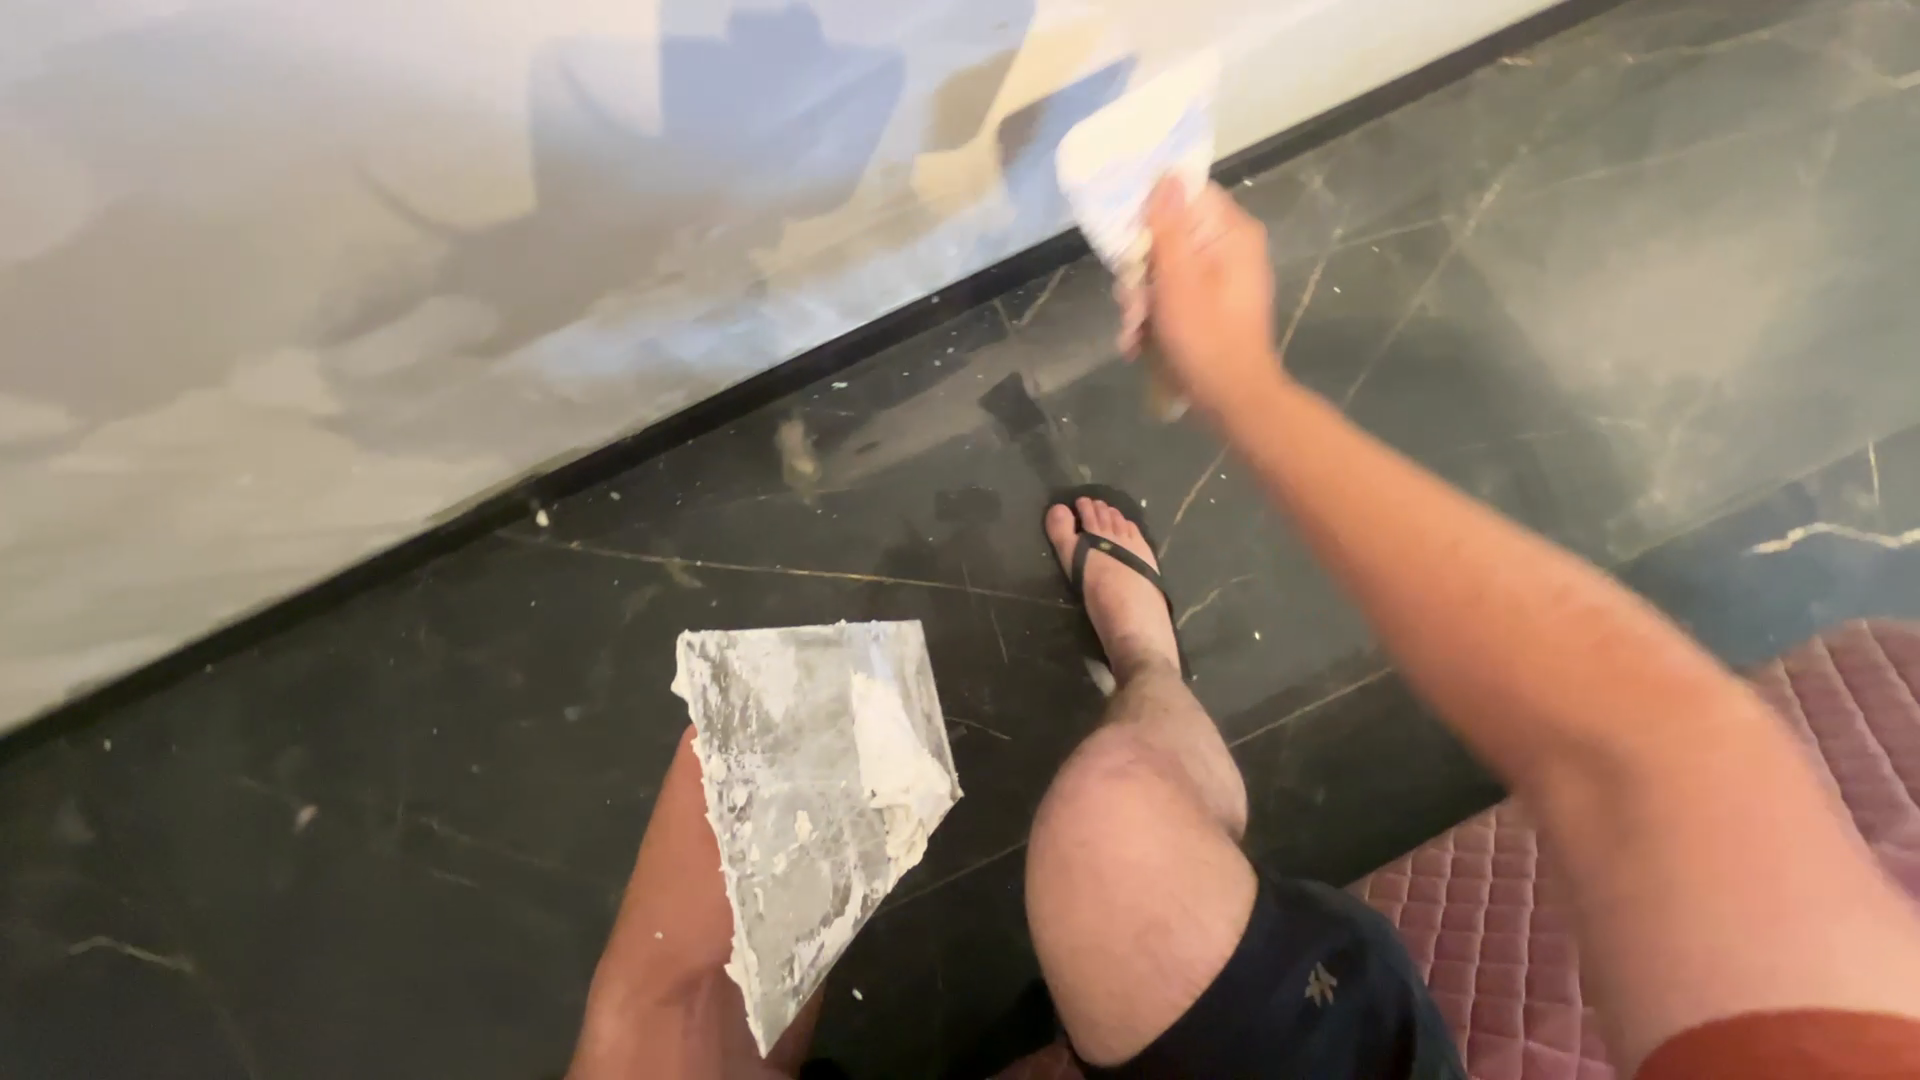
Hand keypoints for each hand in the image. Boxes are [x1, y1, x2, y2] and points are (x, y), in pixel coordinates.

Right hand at [1134, 178, 1285, 418]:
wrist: (1230, 400)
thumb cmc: (1205, 338)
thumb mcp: (1179, 280)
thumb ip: (1169, 226)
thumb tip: (1166, 174)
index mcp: (1228, 233)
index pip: (1185, 195)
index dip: (1149, 213)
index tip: (1125, 239)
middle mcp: (1225, 250)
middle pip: (1166, 238)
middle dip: (1138, 275)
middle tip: (1133, 306)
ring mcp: (1215, 282)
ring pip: (1160, 273)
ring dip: (1138, 304)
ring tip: (1134, 334)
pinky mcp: (1204, 310)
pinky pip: (1168, 300)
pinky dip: (1150, 321)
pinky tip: (1137, 345)